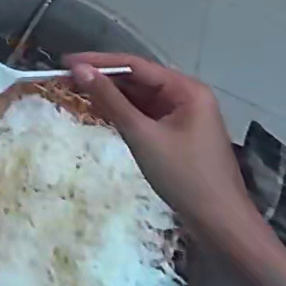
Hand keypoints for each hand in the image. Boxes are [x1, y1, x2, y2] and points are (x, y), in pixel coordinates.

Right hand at [65, 53, 257, 236]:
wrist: (221, 224)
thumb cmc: (184, 176)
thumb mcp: (142, 135)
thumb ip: (110, 100)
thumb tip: (79, 70)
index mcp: (186, 89)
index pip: (134, 65)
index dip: (97, 61)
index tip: (65, 61)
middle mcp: (186, 95)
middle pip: (137, 78)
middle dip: (102, 77)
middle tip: (64, 76)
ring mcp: (183, 114)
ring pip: (139, 96)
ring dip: (110, 94)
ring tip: (75, 90)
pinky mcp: (177, 133)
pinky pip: (145, 113)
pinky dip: (123, 111)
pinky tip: (99, 110)